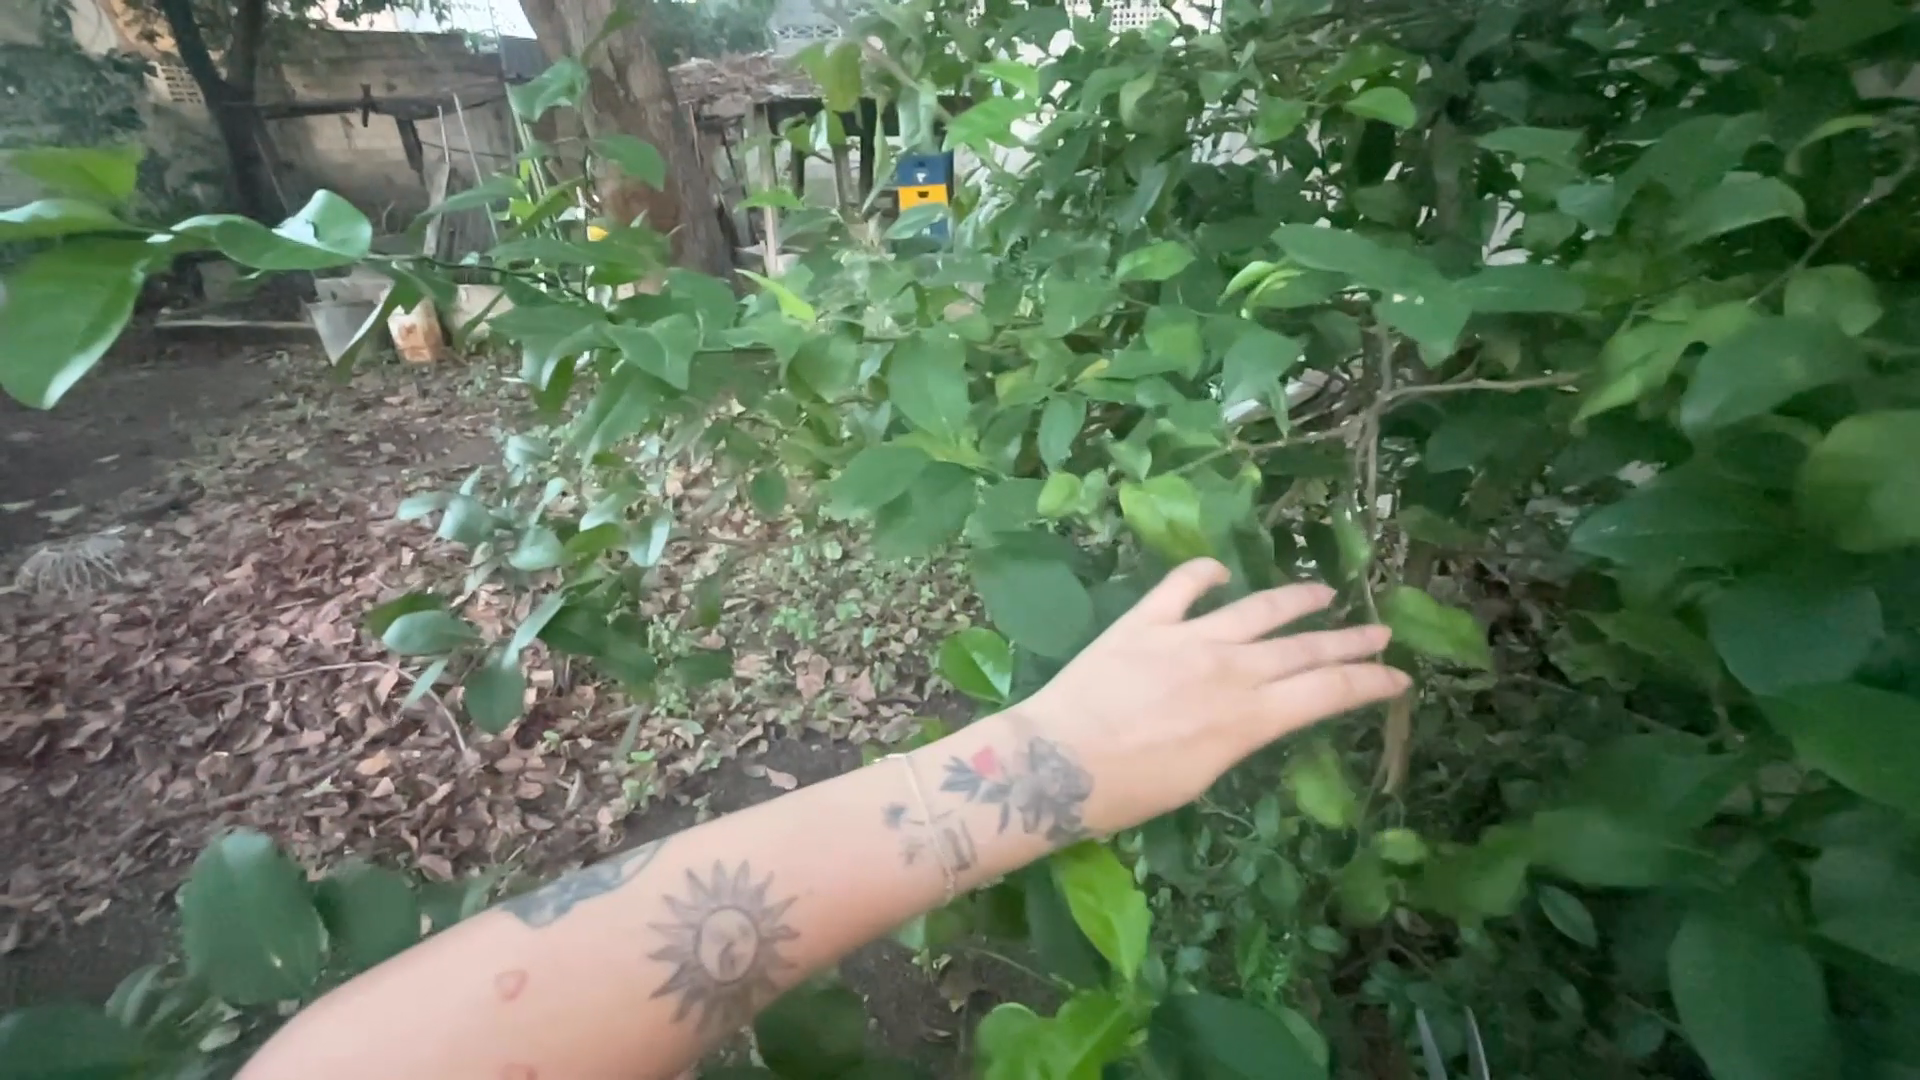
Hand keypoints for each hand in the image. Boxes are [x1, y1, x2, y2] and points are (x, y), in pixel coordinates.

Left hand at [1018, 558, 1408, 835]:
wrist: (1057, 763)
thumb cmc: (1127, 792)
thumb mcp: (1200, 778)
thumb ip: (1232, 737)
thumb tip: (1248, 715)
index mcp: (1248, 720)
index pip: (1326, 693)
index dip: (1368, 683)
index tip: (1397, 678)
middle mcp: (1228, 671)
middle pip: (1303, 649)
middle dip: (1348, 641)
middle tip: (1380, 631)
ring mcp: (1186, 639)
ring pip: (1256, 609)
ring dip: (1295, 599)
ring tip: (1324, 591)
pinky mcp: (1143, 621)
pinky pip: (1181, 585)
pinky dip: (1204, 572)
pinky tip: (1221, 569)